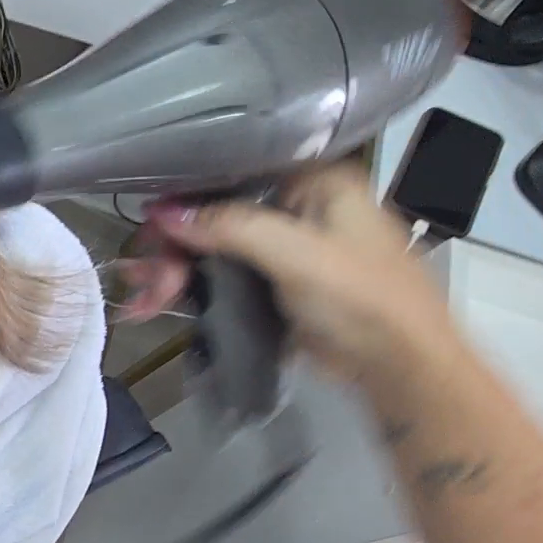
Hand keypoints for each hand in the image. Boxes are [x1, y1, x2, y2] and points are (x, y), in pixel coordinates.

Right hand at [122, 165, 455, 383]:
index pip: (233, 174)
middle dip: (171, 250)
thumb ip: (231, 227)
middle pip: (209, 217)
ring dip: (169, 274)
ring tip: (142, 304)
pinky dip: (182, 289)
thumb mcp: (299, 257)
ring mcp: (279, 247)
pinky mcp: (266, 282)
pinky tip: (152, 305)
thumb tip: (161, 212)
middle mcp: (295, 208)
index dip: (185, 196)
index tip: (149, 224)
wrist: (401, 369)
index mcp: (316, 185)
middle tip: (142, 281)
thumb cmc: (365, 302)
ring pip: (205, 247)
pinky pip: (212, 275)